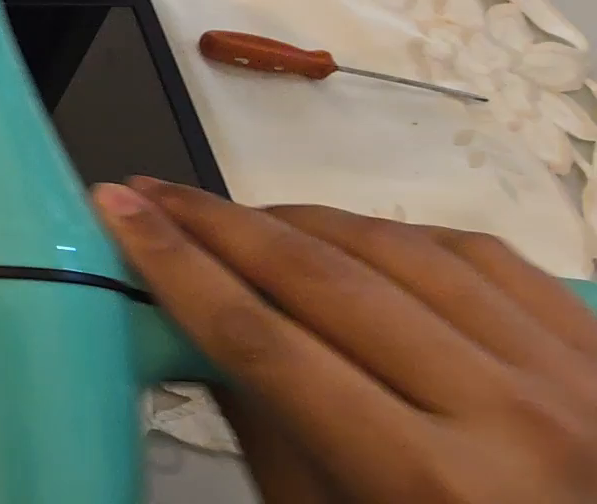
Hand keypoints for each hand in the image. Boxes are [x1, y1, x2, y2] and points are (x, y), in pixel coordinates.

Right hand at [94, 178, 596, 502]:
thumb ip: (258, 420)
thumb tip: (180, 315)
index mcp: (434, 488)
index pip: (264, 341)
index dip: (175, 263)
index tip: (114, 204)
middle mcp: (520, 425)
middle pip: (325, 279)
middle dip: (216, 221)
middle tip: (150, 190)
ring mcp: (580, 382)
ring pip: (399, 249)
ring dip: (293, 218)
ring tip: (234, 216)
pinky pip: (483, 255)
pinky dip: (392, 231)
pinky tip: (344, 236)